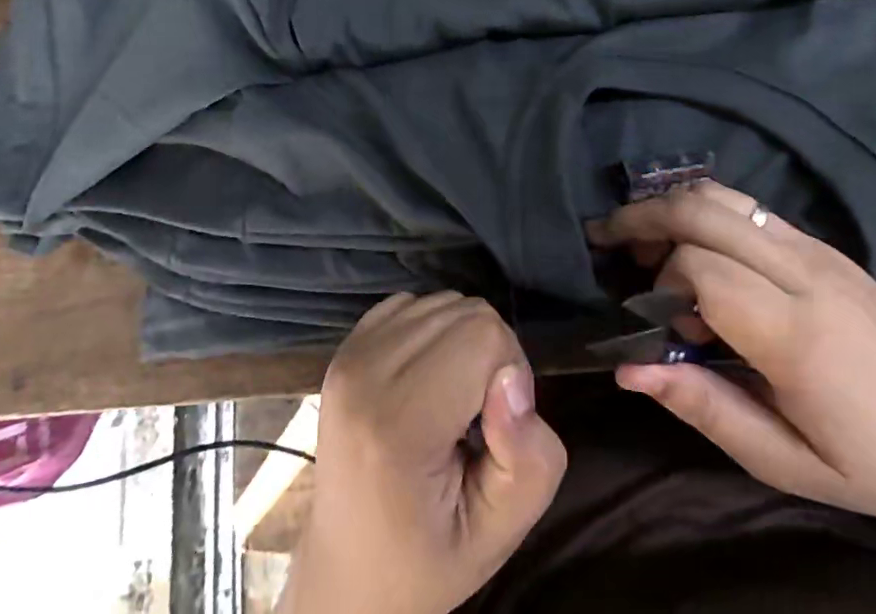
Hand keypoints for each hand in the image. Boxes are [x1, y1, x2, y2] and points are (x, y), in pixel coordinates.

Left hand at [279, 293, 566, 613]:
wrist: (348, 573)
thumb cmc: (428, 556)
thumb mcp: (502, 530)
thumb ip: (530, 456)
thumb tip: (511, 378)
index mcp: (396, 422)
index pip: (483, 334)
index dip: (512, 372)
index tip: (497, 427)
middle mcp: (363, 373)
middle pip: (466, 312)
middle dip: (492, 355)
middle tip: (479, 418)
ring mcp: (347, 356)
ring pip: (442, 303)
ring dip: (463, 343)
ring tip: (452, 402)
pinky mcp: (344, 348)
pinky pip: (413, 305)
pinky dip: (433, 332)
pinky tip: (427, 380)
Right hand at [589, 181, 875, 527]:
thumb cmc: (874, 464)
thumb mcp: (784, 462)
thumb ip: (704, 408)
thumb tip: (628, 369)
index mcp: (798, 334)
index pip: (701, 270)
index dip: (658, 285)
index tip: (654, 325)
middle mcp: (807, 273)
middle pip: (704, 212)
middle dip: (644, 219)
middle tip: (606, 244)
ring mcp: (819, 250)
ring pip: (724, 197)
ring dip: (670, 208)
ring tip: (639, 242)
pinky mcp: (824, 246)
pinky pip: (748, 208)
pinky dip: (703, 215)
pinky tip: (689, 249)